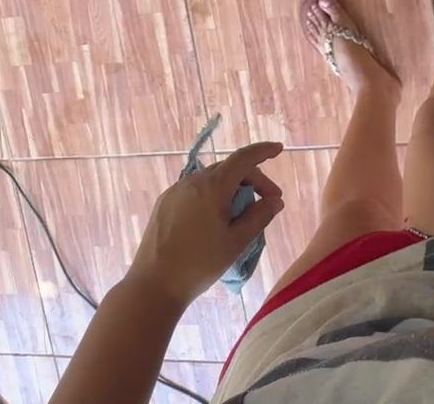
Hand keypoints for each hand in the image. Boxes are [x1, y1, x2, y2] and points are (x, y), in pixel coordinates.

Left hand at [127, 142, 285, 307]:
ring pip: (211, 180)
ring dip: (231, 189)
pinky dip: (212, 195)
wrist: (154, 284)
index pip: (244, 158)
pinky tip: (215, 218)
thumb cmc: (200, 264)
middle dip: (252, 180)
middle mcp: (193, 181)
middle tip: (268, 202)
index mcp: (212, 186)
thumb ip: (259, 217)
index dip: (263, 151)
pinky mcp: (165, 202)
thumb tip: (275, 200)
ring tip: (242, 214)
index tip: (278, 149)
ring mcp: (176, 190)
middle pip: (229, 169)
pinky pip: (195, 190)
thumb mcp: (236, 242)